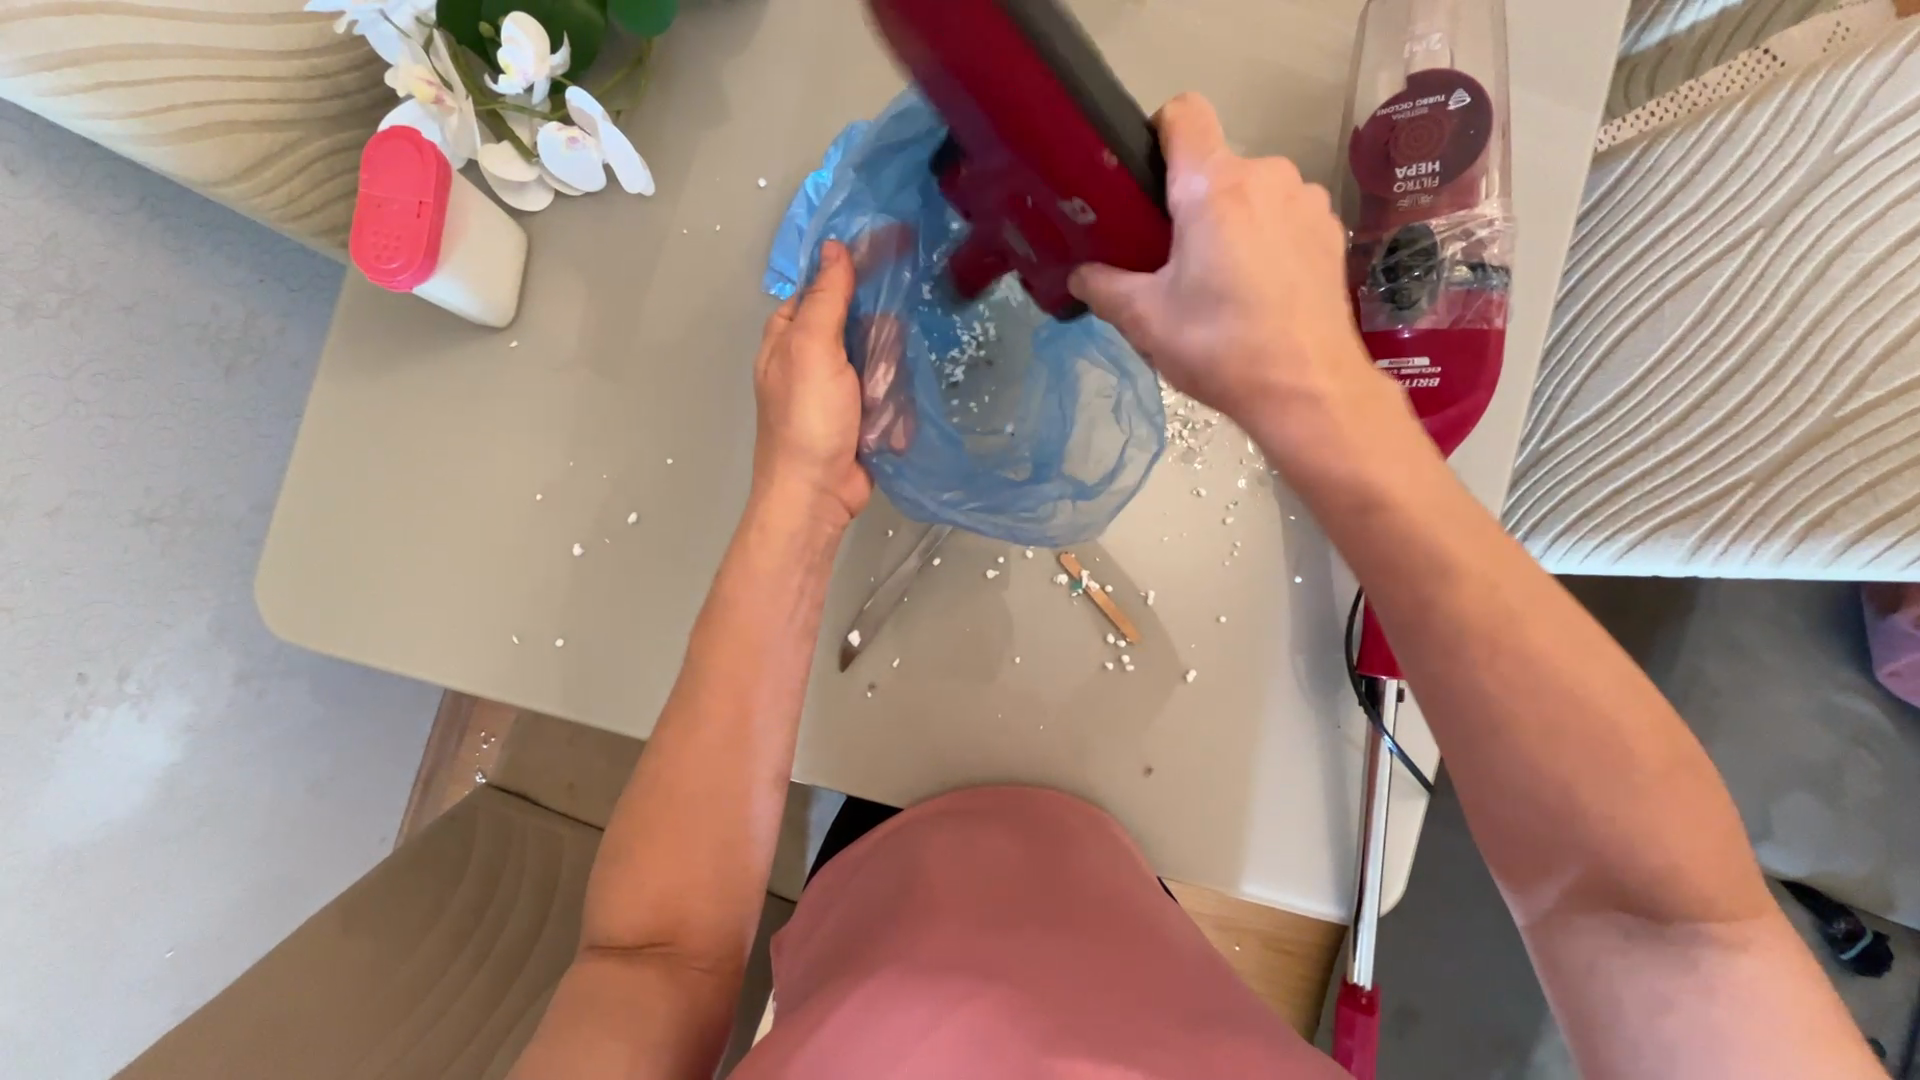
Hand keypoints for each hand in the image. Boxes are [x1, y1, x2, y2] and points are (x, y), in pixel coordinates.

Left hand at [752, 240, 871, 526]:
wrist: (817, 493)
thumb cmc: (807, 419)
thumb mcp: (812, 348)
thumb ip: (826, 298)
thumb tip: (834, 248)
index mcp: (790, 334)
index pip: (824, 284)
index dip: (856, 266)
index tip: (898, 248)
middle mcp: (812, 357)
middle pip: (859, 321)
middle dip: (879, 332)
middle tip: (885, 348)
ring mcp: (838, 389)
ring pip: (879, 358)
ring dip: (888, 374)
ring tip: (883, 396)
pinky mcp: (861, 416)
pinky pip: (887, 393)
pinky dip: (893, 404)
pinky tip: (892, 421)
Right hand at [1068, 94, 1404, 473]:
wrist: (1307, 390)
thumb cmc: (1218, 347)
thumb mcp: (1144, 321)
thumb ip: (1103, 288)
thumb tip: (1078, 275)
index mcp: (1212, 187)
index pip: (1183, 114)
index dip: (1157, 135)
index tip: (1145, 185)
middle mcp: (1265, 175)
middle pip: (1214, 166)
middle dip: (1190, 203)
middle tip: (1173, 262)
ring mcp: (1305, 200)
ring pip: (1252, 192)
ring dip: (1231, 222)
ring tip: (1223, 283)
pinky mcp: (1331, 231)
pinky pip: (1284, 217)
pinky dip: (1267, 239)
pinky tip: (1262, 291)